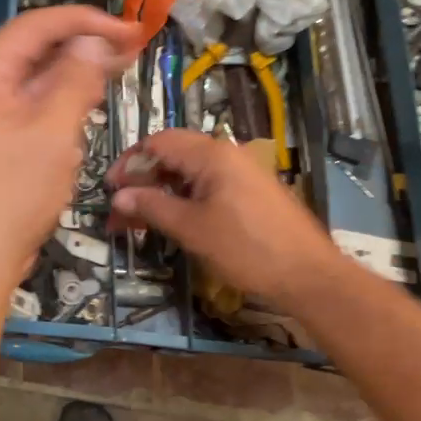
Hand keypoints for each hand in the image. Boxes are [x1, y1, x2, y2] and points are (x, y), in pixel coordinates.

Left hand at [0, 6, 136, 297]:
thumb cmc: (10, 195)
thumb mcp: (53, 131)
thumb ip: (76, 78)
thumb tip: (94, 39)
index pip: (36, 24)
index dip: (87, 22)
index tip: (132, 30)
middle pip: (31, 50)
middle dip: (81, 48)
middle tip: (131, 51)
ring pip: (28, 82)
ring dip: (70, 77)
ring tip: (114, 75)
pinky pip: (22, 110)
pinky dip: (53, 106)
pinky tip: (81, 113)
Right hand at [107, 129, 347, 306]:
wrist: (311, 277)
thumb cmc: (247, 248)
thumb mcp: (192, 229)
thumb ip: (152, 207)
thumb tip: (118, 197)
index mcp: (210, 154)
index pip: (157, 143)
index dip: (129, 163)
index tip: (110, 189)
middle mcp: (226, 154)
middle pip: (172, 154)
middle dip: (142, 179)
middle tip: (121, 208)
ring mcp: (241, 172)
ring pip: (189, 172)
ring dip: (161, 191)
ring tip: (141, 220)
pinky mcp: (251, 192)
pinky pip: (207, 184)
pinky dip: (184, 198)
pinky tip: (174, 220)